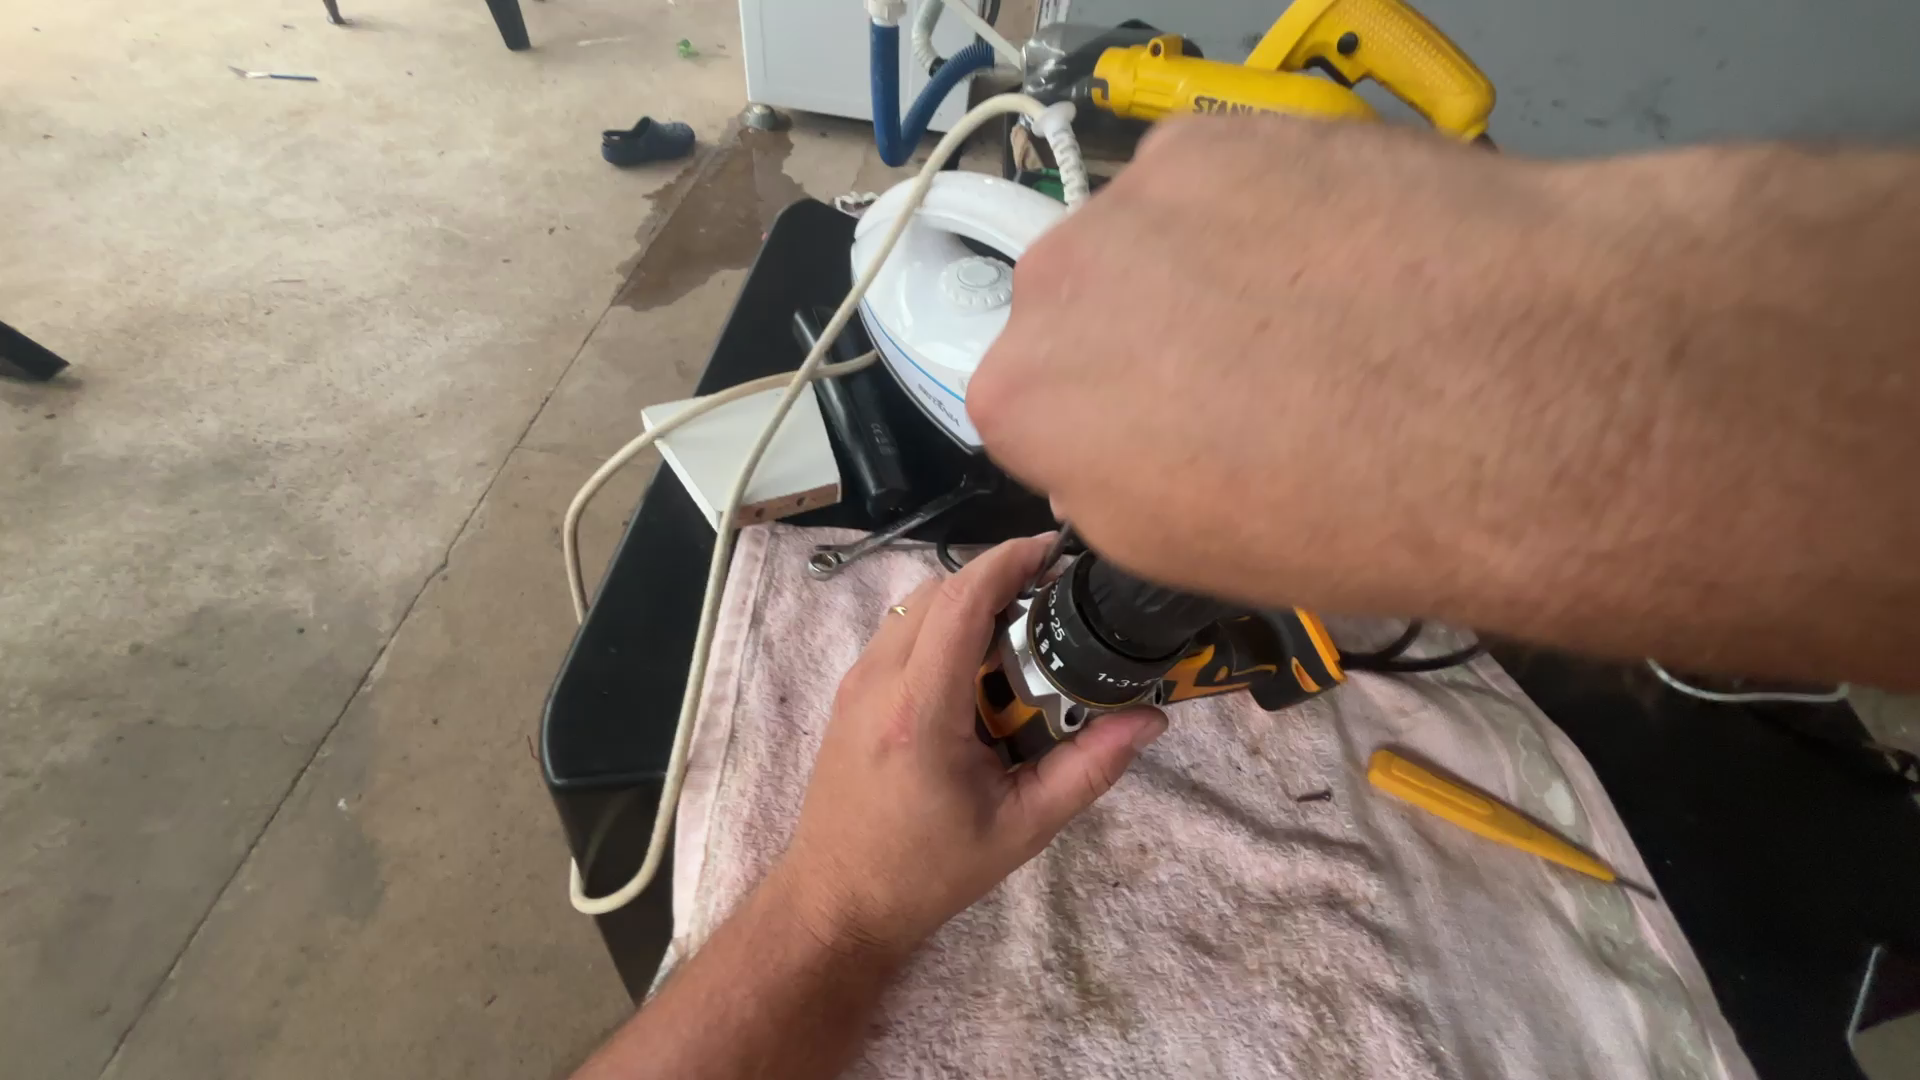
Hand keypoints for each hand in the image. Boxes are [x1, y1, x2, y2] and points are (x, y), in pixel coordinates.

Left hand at [769, 534, 1166, 958]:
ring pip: (914, 606)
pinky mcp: (849, 689)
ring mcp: (856, 680)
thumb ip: (1088, 769)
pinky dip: (940, 624)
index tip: (1051, 549)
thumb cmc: (928, 869)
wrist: (837, 897)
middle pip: (938, 591)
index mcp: (921, 710)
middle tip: (1046, 597)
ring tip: (1014, 629)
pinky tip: (972, 663)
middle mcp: (879, 680)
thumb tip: (1149, 720)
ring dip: (965, 599)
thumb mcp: (1021, 826)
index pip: (960, 602)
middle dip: (994, 577)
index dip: (1007, 562)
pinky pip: (899, 630)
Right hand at [968, 116, 1711, 623]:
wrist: (1504, 400)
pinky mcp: (1223, 134)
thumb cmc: (1324, 511)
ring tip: (1293, 319)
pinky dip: (1245, 216)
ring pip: (1135, 245)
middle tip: (1225, 380)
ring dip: (1183, 276)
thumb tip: (1104, 444)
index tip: (1151, 439)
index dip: (1092, 429)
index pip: (1023, 408)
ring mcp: (1132, 199)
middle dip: (1125, 346)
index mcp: (1018, 403)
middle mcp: (1048, 289)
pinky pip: (1206, 185)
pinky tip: (1323, 260)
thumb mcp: (1168, 548)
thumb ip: (1095, 483)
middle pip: (1069, 315)